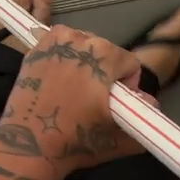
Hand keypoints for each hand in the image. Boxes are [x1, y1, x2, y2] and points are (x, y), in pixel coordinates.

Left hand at [0, 25, 147, 179]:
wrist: (29, 142)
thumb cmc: (77, 139)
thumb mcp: (121, 135)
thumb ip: (145, 116)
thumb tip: (150, 101)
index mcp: (104, 54)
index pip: (130, 63)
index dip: (127, 84)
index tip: (115, 102)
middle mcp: (80, 37)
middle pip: (106, 51)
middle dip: (105, 71)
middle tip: (94, 98)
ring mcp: (55, 39)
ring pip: (83, 44)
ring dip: (84, 61)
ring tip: (75, 89)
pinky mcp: (35, 46)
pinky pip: (60, 43)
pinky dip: (63, 55)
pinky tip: (58, 76)